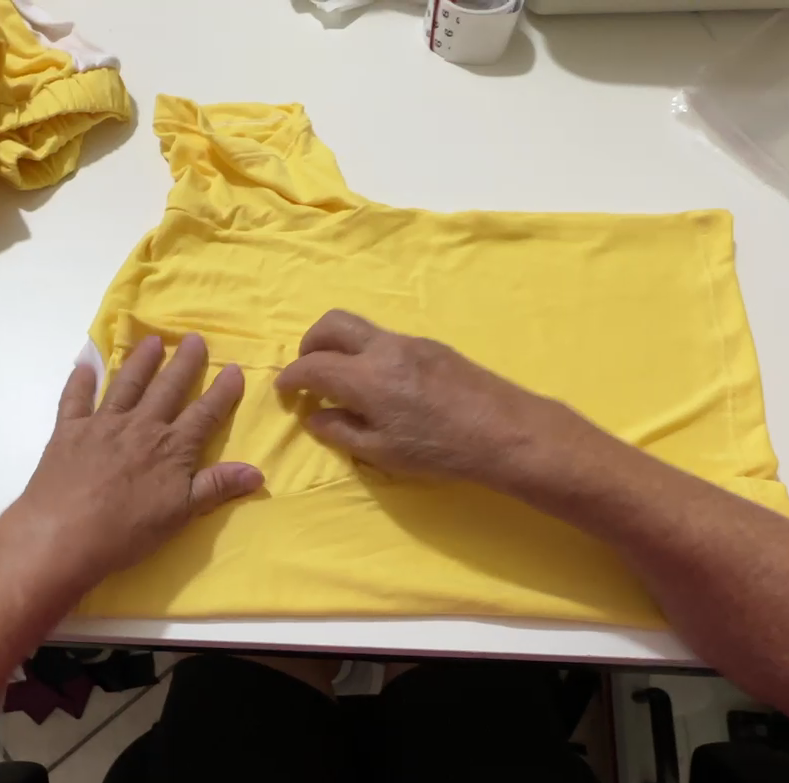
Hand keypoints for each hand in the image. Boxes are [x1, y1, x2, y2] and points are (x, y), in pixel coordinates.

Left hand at [0, 334, 262, 590]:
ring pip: (126, 385)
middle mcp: (140, 427)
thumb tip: (256, 472)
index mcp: (171, 448)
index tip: (234, 368)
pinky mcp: (68, 431)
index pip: (204, 414)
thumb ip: (215, 487)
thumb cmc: (127, 532)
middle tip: (195, 338)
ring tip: (152, 341)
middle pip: (167, 389)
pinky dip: (80, 381)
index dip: (221, 392)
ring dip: (141, 362)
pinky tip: (85, 365)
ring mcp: (102, 425)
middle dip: (184, 364)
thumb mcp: (180, 514)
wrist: (63, 535)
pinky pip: (75, 399)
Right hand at [276, 310, 575, 486]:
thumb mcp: (382, 452)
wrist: (504, 431)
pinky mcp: (431, 346)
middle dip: (310, 344)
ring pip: (360, 328)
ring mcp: (410, 342)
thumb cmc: (439, 450)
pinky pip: (384, 338)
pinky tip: (377, 383)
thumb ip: (340, 431)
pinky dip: (365, 352)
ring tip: (340, 380)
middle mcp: (383, 348)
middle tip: (307, 373)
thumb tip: (314, 417)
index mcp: (365, 377)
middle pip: (332, 324)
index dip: (291, 377)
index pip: (312, 366)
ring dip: (338, 346)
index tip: (283, 390)